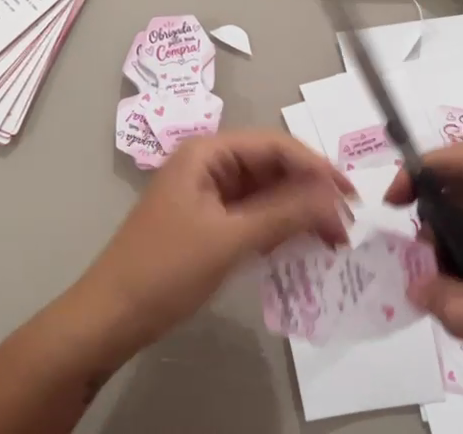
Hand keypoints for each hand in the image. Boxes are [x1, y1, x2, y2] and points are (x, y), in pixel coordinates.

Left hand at [70, 131, 353, 356]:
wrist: (112, 315)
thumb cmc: (166, 269)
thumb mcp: (229, 239)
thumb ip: (284, 213)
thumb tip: (333, 198)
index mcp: (207, 153)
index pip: (273, 146)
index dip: (315, 166)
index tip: (350, 195)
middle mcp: (208, 165)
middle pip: (271, 166)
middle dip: (310, 191)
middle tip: (347, 223)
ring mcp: (207, 195)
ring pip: (265, 192)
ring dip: (297, 211)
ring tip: (333, 238)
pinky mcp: (208, 223)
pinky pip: (252, 215)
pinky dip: (278, 227)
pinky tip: (302, 244)